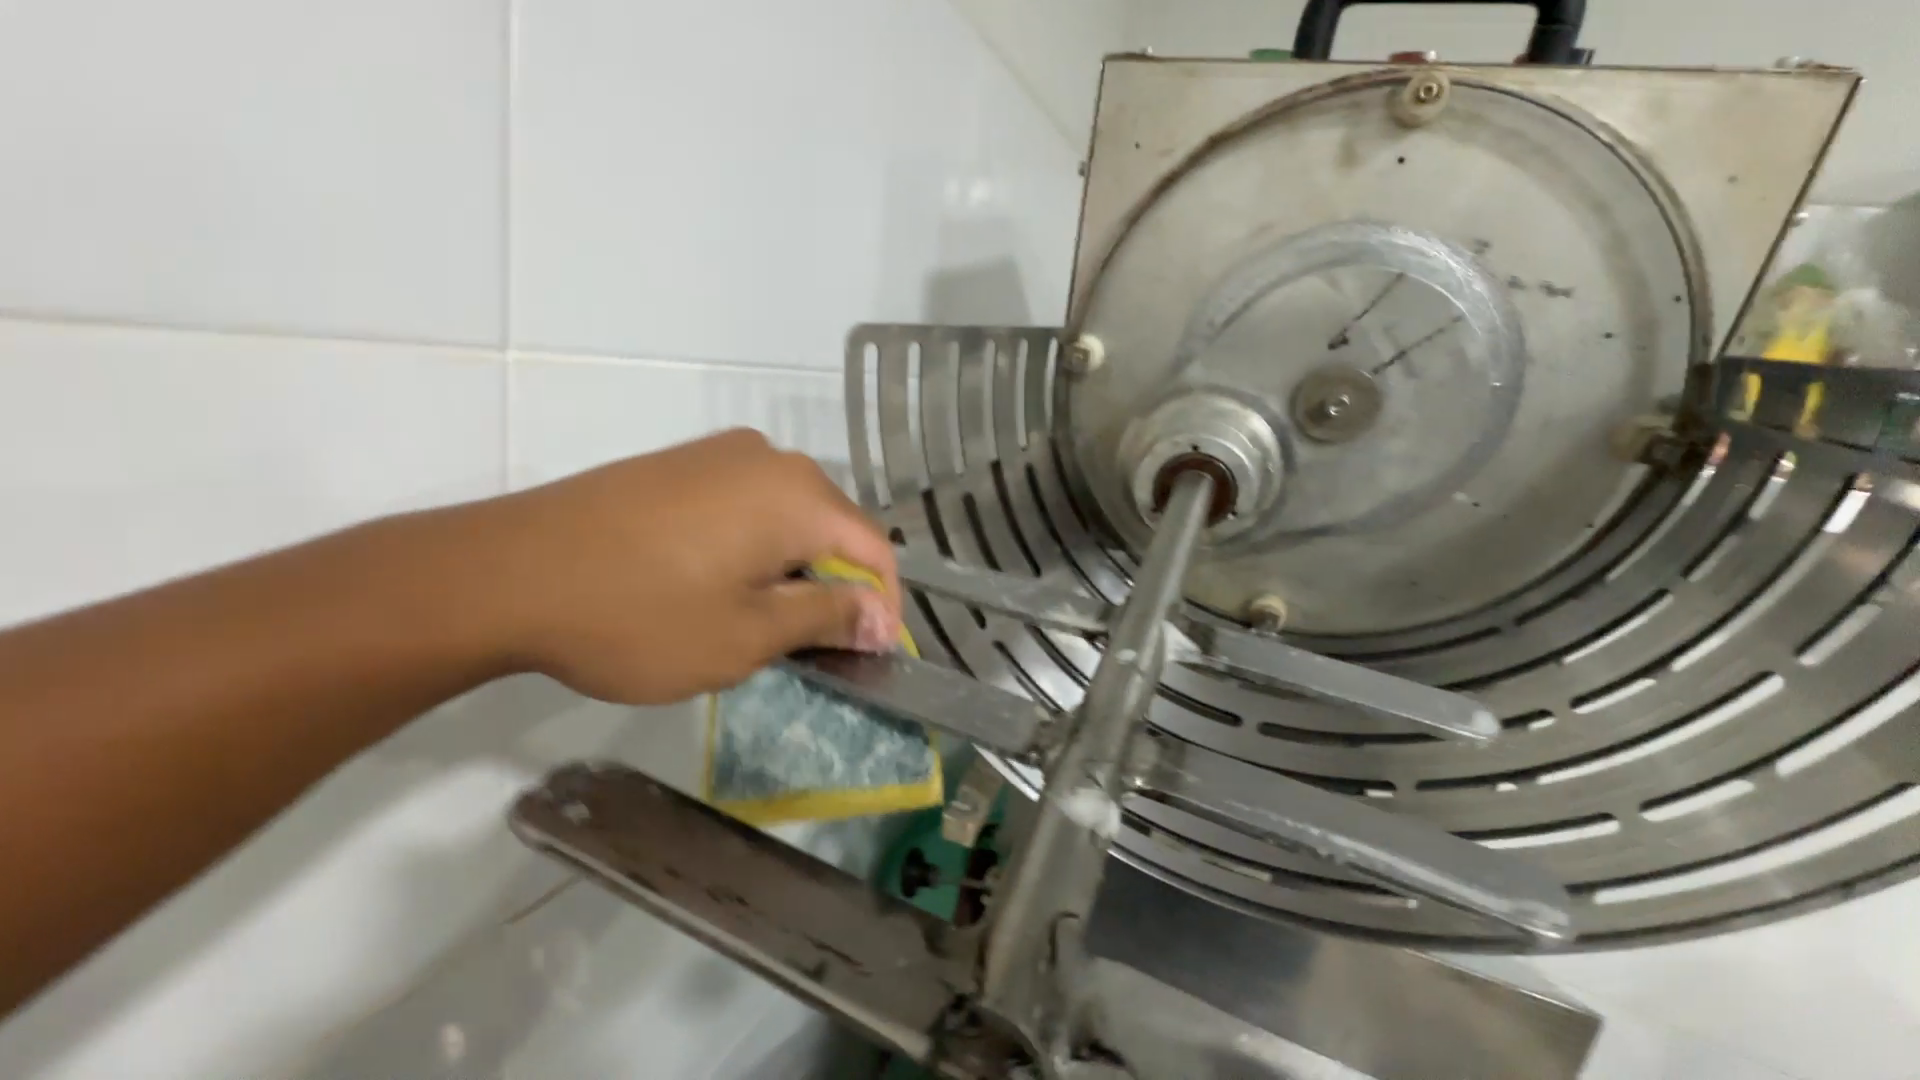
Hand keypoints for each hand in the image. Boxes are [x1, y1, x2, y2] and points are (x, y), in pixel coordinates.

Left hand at [468, 429, 900, 703]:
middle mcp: (769, 459)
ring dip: (792, 570)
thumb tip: (881, 618)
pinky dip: (753, 549)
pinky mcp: (679, 465)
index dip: (881, 608)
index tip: (868, 658)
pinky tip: (718, 586)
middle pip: (833, 528)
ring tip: (761, 624)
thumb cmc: (640, 615)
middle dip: (834, 588)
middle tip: (813, 650)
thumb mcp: (746, 635)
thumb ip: (826, 618)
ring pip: (787, 517)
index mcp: (800, 494)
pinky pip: (745, 506)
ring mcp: (718, 455)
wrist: (507, 574)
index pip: (875, 551)